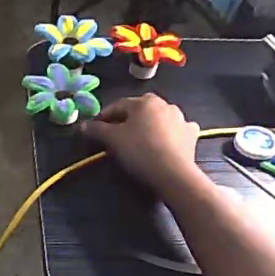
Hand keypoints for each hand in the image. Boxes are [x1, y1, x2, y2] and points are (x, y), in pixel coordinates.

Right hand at [80, 94, 203, 193]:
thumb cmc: (139, 151)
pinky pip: (176, 130)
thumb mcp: (113, 139)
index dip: (104, 117)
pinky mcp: (191, 135)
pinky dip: (169, 134)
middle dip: (127, 120)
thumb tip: (83, 126)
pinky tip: (165, 142)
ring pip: (158, 118)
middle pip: (139, 110)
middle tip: (116, 134)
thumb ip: (96, 130)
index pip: (118, 106)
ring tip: (139, 140)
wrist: (173, 173)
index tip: (95, 129)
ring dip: (148, 125)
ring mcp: (181, 118)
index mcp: (144, 102)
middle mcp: (164, 104)